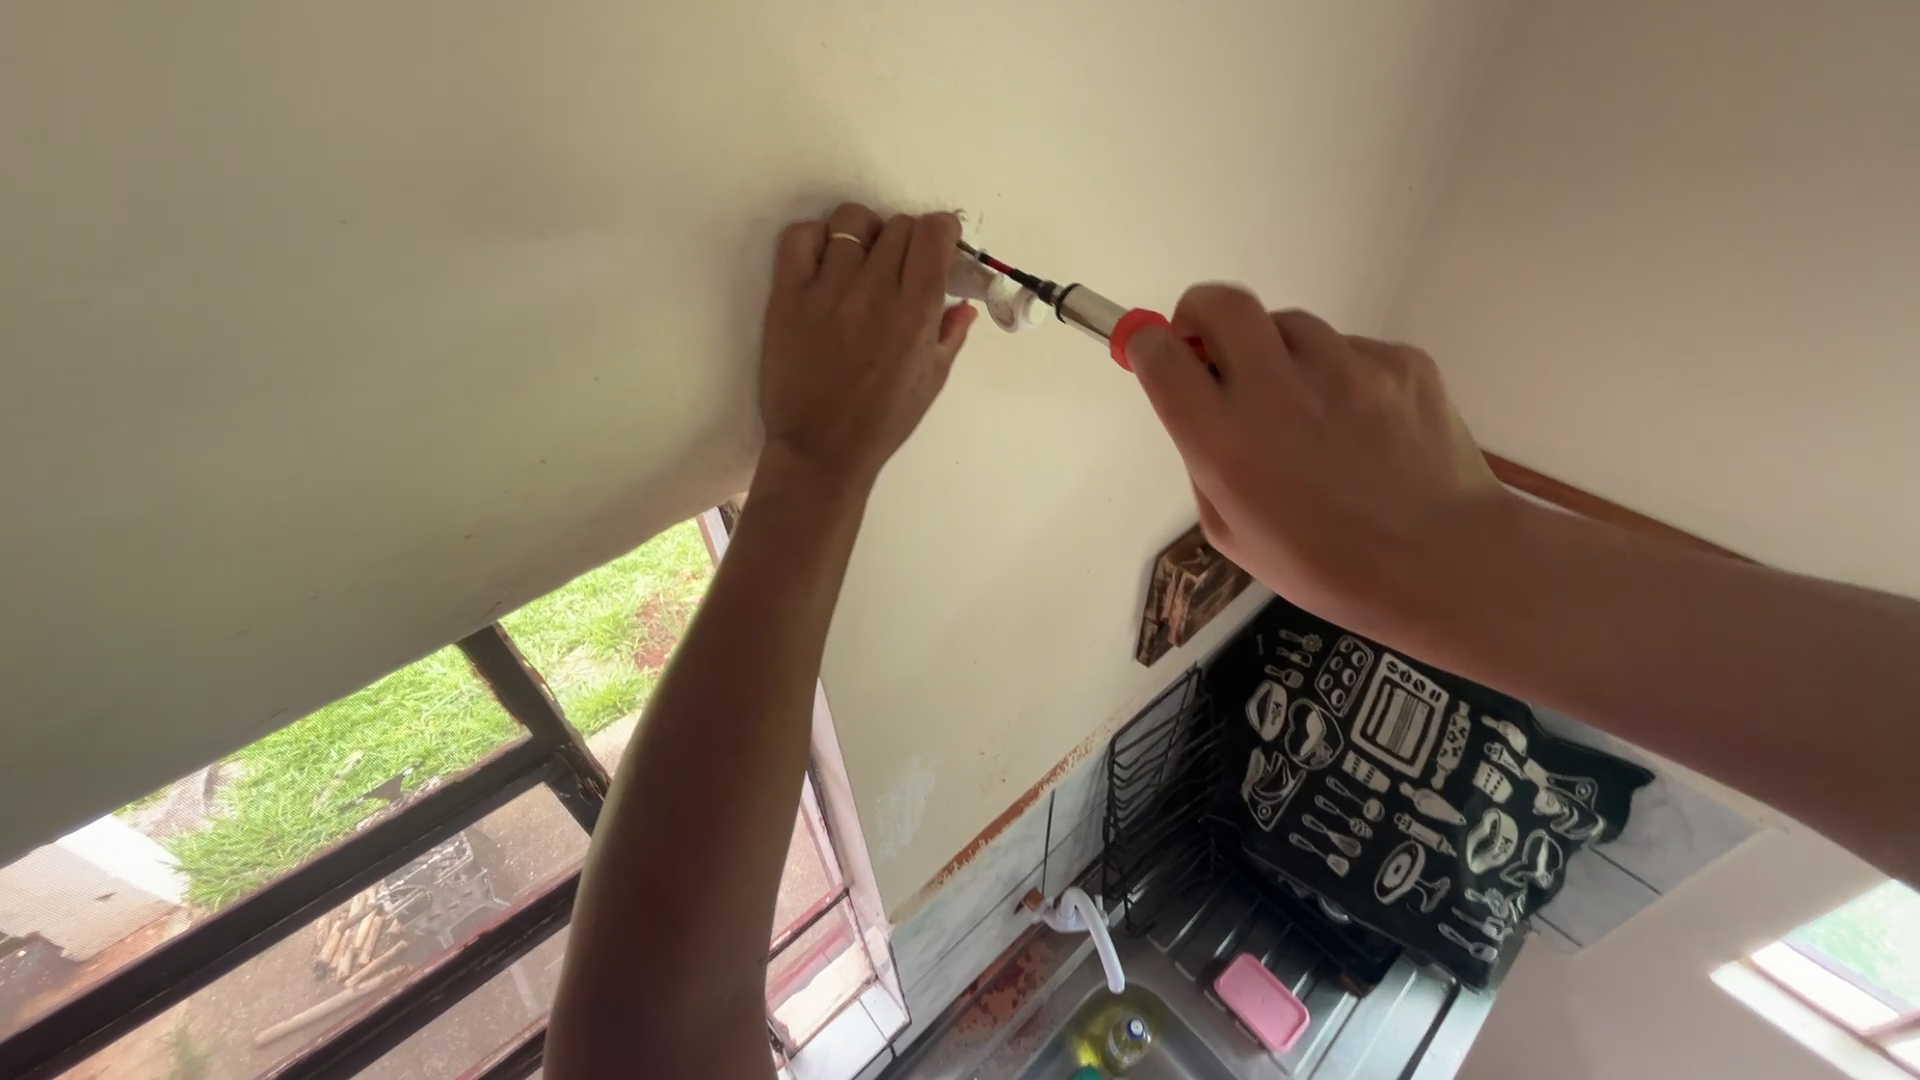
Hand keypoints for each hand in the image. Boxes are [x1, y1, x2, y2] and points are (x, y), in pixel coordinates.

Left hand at [757, 203, 976, 493]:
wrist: (822, 450)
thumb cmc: (882, 423)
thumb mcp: (930, 383)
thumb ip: (949, 336)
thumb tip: (963, 304)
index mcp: (915, 315)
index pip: (934, 233)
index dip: (941, 231)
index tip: (938, 245)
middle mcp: (874, 294)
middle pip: (898, 226)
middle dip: (907, 239)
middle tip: (900, 267)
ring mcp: (827, 292)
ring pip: (851, 221)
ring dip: (864, 234)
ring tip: (861, 263)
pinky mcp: (787, 297)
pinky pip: (800, 238)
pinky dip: (816, 239)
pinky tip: (825, 264)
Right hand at [1126, 284, 1512, 628]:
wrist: (1442, 563)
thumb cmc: (1323, 565)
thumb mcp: (1230, 533)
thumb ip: (1205, 462)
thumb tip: (1205, 412)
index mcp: (1225, 442)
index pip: (1162, 357)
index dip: (1147, 344)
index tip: (1151, 349)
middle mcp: (1278, 391)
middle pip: (1221, 303)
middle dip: (1200, 312)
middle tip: (1209, 344)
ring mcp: (1346, 368)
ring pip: (1288, 326)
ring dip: (1276, 354)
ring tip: (1304, 407)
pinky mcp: (1399, 360)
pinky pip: (1347, 348)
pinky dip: (1336, 374)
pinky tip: (1357, 422)